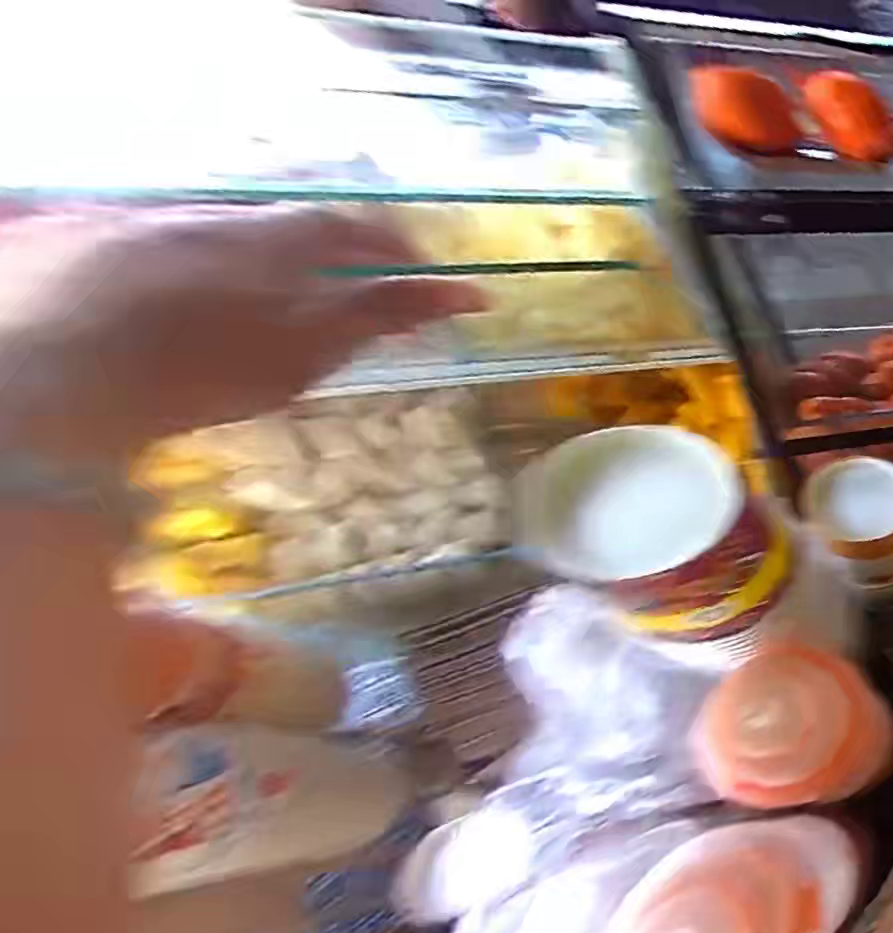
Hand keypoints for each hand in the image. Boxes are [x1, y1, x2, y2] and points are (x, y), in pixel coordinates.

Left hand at [0, 206, 484, 467]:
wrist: (44, 383)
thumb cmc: (205, 371)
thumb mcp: (316, 346)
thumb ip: (389, 311)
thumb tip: (471, 293)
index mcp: (262, 238)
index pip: (345, 222)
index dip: (391, 240)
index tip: (423, 267)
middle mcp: (196, 214)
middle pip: (280, 212)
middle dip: (330, 237)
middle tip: (359, 271)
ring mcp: (125, 221)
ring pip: (216, 219)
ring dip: (265, 243)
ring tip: (282, 282)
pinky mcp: (68, 239)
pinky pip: (156, 229)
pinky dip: (200, 251)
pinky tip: (196, 286)